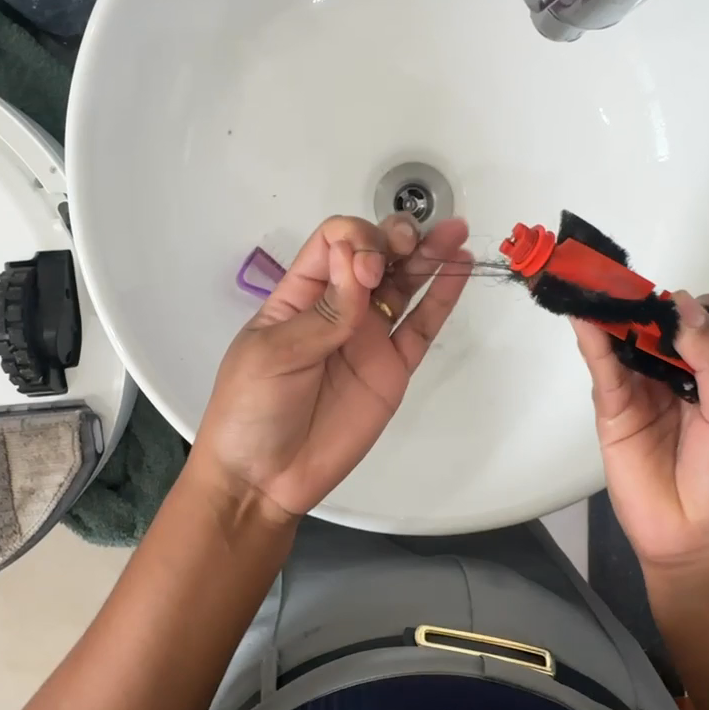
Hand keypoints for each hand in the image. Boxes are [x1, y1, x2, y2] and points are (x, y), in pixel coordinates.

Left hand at [193, 214, 472, 523]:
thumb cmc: (250, 410)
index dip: (356, 242)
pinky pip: (422, 329)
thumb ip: (323, 312)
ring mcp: (368, 340)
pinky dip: (441, 300)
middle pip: (375, 256)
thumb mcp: (273, 353)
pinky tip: (458, 269)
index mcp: (300, 296)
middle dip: (395, 238)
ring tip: (455, 232)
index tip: (363, 270)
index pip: (335, 243)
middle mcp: (338, 310)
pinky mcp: (391, 370)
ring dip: (428, 256)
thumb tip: (359, 259)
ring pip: (404, 286)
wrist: (264, 477)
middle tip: (411, 241)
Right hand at [573, 293, 708, 600]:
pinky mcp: (614, 411)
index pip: (707, 323)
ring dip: (614, 313)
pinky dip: (594, 340)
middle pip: (661, 326)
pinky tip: (586, 316)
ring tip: (597, 282)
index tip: (681, 308)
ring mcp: (645, 393)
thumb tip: (680, 302)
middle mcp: (682, 377)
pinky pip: (604, 369)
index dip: (693, 309)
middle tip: (624, 278)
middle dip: (647, 302)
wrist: (700, 542)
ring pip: (628, 342)